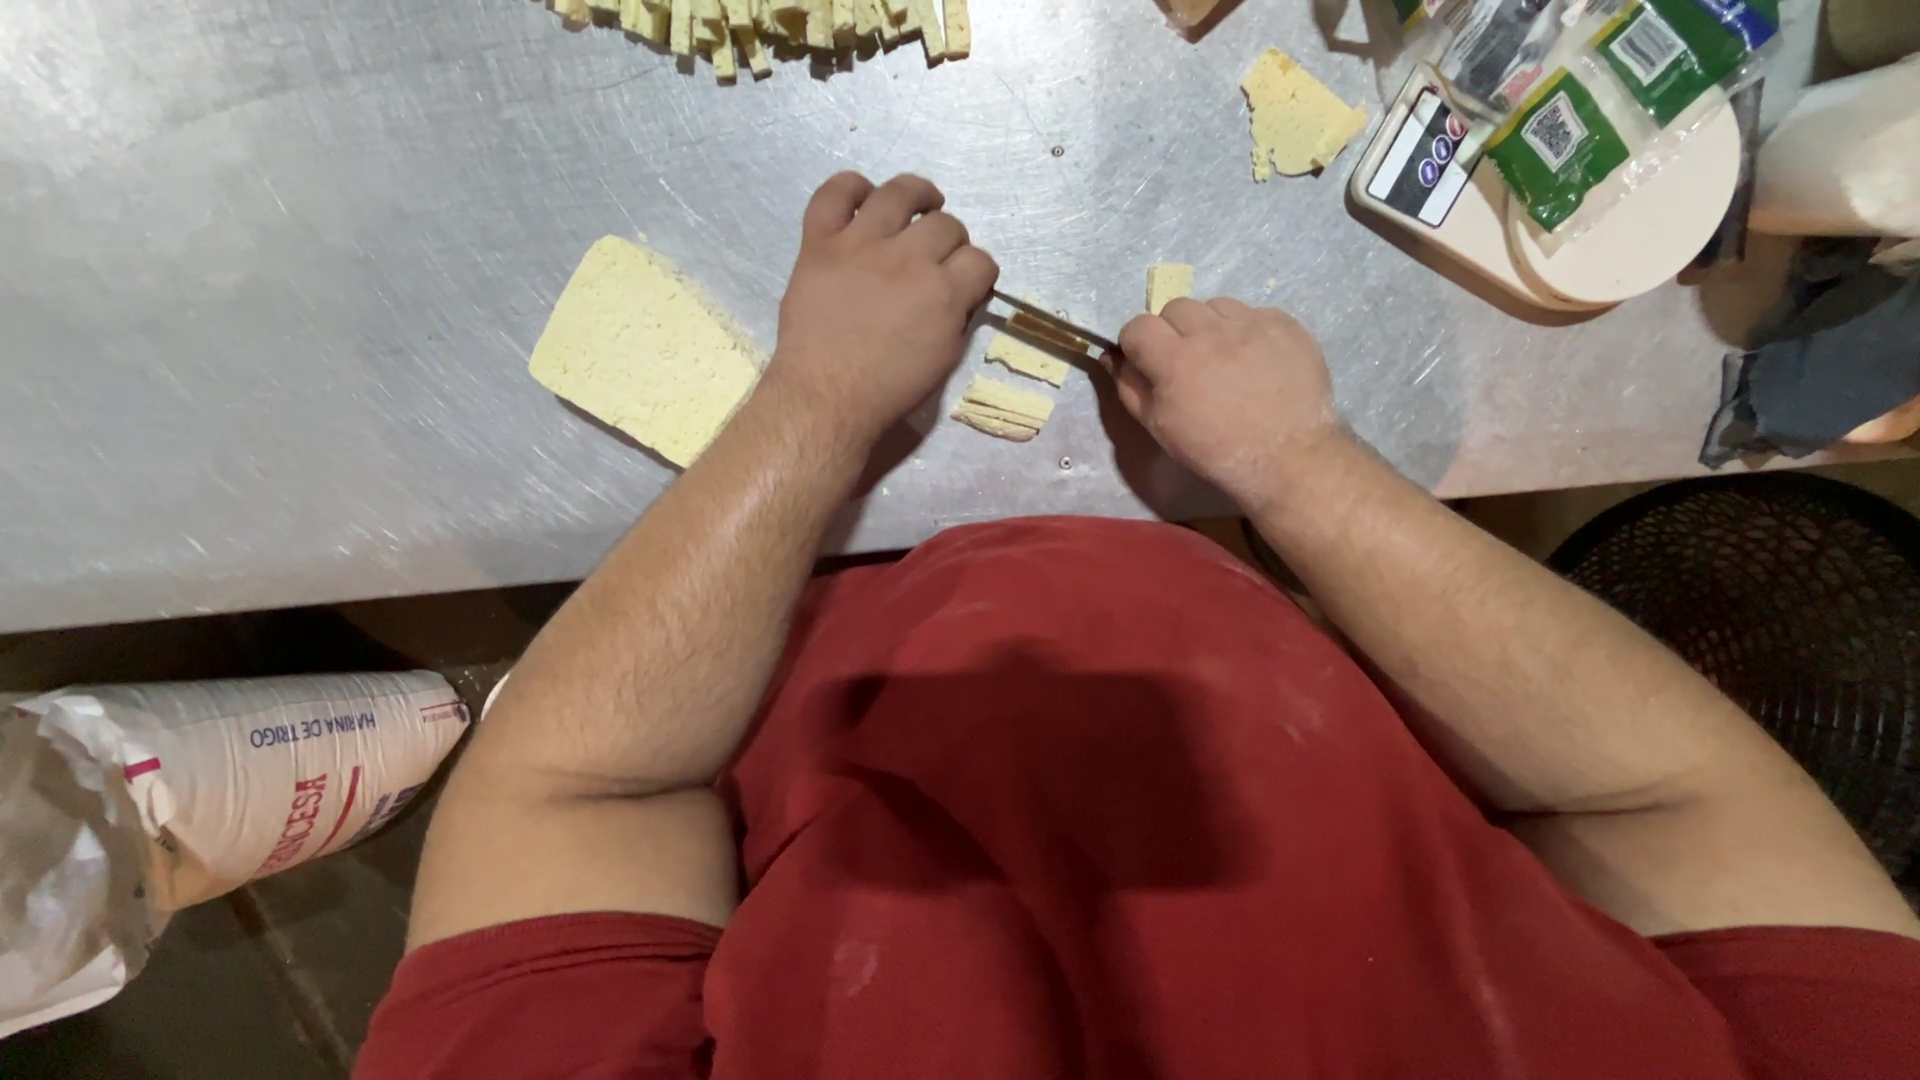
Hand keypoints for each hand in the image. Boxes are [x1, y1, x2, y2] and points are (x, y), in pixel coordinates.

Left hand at [759, 172, 999, 450]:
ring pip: (899, 193)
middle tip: (941, 255)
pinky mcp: (820, 243)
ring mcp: (861, 245)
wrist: (826, 396)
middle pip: (945, 224)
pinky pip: (834, 194)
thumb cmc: (888, 391)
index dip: (979, 271)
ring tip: (922, 202)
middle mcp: (908, 259)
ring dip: (918, 194)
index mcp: (944, 293)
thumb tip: (960, 296)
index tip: (970, 281)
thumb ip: (957, 319)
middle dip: (952, 238)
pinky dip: (850, 186)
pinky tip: (862, 194)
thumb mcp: (943, 361)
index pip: (981, 260)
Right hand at [1113, 297, 1349, 509]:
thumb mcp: (1159, 427)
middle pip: (1175, 307)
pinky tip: (1253, 360)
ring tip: (1222, 358)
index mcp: (1175, 360)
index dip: (1136, 343)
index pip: (1138, 325)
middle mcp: (1211, 332)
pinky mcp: (1284, 325)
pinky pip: (1253, 313)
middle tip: (1186, 361)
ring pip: (1215, 305)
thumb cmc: (1214, 450)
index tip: (1145, 360)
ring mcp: (1252, 324)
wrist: (1285, 458)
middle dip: (1172, 330)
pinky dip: (1246, 331)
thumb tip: (1115, 358)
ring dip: (1210, 326)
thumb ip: (1130, 387)